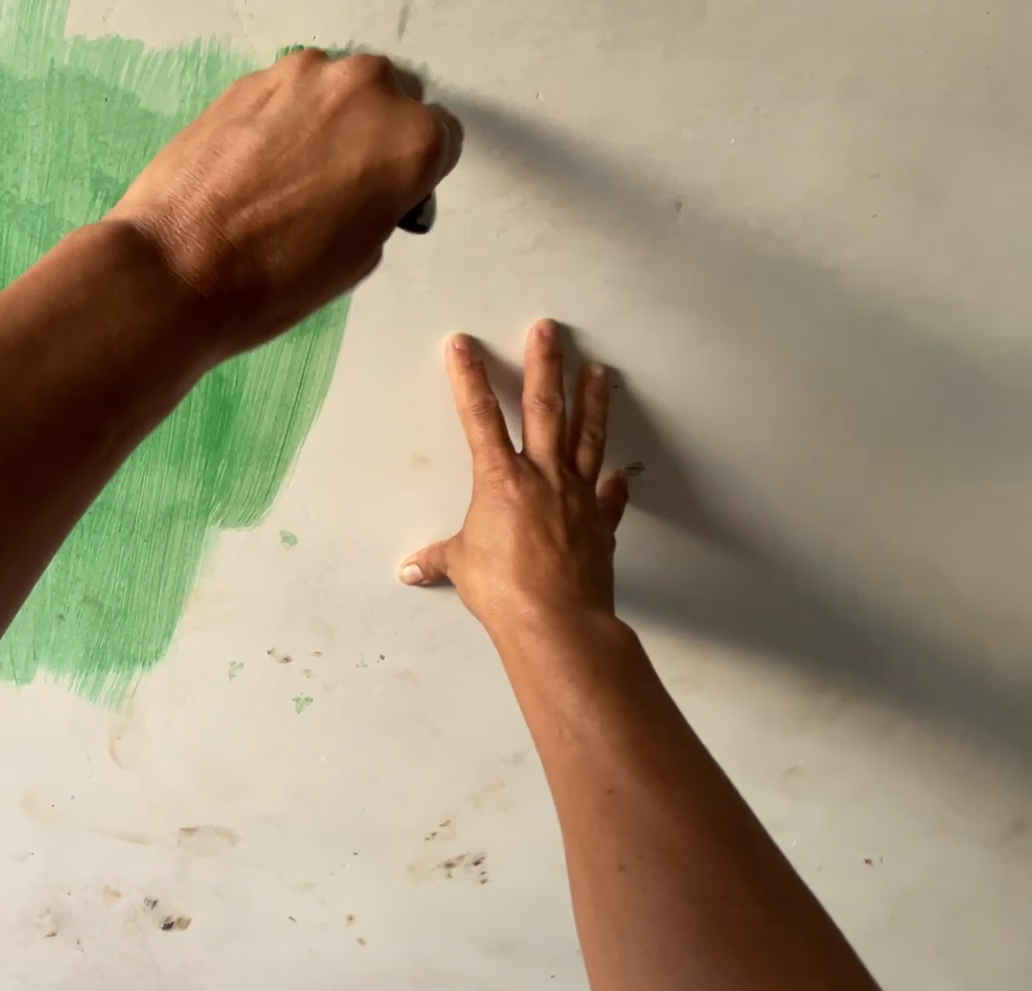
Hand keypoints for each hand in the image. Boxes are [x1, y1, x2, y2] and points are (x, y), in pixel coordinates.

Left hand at [107, 49, 460, 356]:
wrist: (175, 273)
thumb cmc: (262, 285)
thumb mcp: (353, 264)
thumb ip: (381, 209)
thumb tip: (369, 193)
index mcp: (411, 142)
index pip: (439, 142)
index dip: (410, 177)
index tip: (386, 198)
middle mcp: (366, 90)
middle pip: (389, 105)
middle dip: (368, 144)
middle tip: (330, 197)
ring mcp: (303, 76)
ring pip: (333, 95)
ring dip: (321, 129)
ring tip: (281, 189)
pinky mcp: (249, 80)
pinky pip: (284, 98)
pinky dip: (277, 126)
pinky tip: (250, 174)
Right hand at [398, 320, 630, 629]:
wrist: (555, 619)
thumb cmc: (502, 588)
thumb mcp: (460, 566)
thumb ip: (438, 559)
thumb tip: (412, 569)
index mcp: (500, 481)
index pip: (478, 418)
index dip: (468, 379)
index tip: (464, 346)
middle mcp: (542, 477)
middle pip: (544, 408)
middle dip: (544, 364)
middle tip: (549, 330)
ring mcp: (577, 496)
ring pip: (586, 437)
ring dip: (592, 401)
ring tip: (598, 372)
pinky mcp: (600, 522)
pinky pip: (609, 493)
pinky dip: (613, 479)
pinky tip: (619, 469)